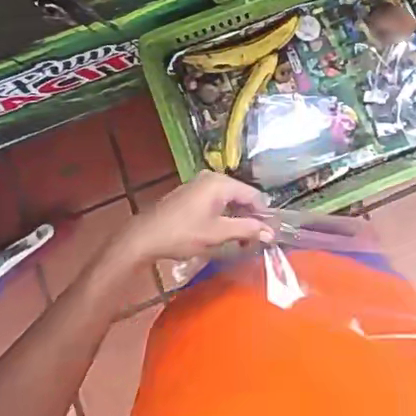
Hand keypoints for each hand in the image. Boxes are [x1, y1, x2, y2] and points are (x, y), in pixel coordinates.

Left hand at [111, 172, 272, 267]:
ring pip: (228, 198)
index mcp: (221, 182)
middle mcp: (212, 177)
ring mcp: (199, 183)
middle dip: (250, 216)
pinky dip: (223, 213)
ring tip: (241, 238)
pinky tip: (223, 230)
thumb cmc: (183, 234)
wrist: (145, 236)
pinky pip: (215, 199)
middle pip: (241, 194)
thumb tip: (270, 233)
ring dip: (236, 216)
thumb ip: (246, 230)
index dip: (264, 214)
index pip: (254, 195)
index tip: (269, 233)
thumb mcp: (218, 234)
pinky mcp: (191, 192)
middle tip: (255, 239)